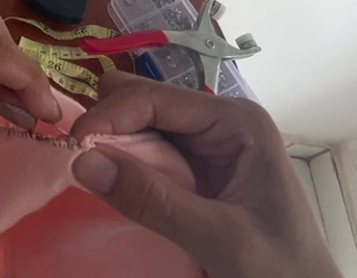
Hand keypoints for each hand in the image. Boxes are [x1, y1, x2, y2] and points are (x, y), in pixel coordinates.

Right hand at [68, 71, 341, 277]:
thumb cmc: (284, 276)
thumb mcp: (223, 241)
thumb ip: (155, 201)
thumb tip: (82, 161)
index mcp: (236, 120)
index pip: (153, 97)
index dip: (109, 116)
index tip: (72, 148)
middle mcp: (217, 119)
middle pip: (140, 99)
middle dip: (106, 123)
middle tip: (80, 161)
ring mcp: (204, 143)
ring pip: (136, 122)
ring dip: (109, 143)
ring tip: (91, 173)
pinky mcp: (192, 169)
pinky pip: (142, 151)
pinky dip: (120, 163)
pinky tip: (111, 183)